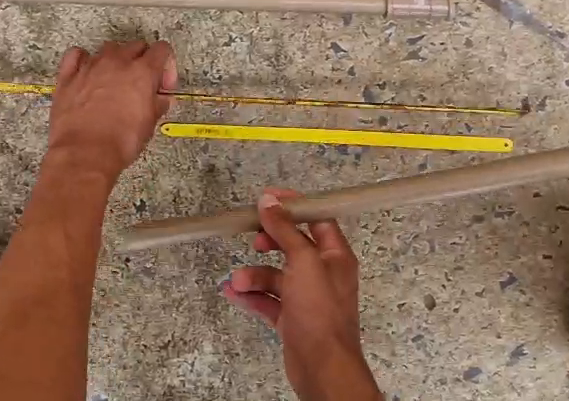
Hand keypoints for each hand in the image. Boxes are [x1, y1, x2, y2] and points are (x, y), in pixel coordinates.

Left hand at [44, 39, 176, 180]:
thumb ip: (157, 104)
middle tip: (142, 85)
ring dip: (116, 61)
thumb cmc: (117, 143)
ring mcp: (91, 66)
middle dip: (143, 61)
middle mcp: (116, 62)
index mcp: (141, 72)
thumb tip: (161, 100)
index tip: (163, 84)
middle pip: (136, 46)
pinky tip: (87, 72)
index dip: (167, 66)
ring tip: (115, 82)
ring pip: (109, 49)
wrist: (84, 154)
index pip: (161, 50)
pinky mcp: (69, 76)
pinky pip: (76, 55)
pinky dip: (83, 59)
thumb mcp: (149, 125)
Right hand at [221, 189, 380, 400]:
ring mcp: (307, 298)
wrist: (322, 369)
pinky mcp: (293, 319)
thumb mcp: (302, 261)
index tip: (268, 198)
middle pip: (293, 245)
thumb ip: (285, 229)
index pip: (316, 219)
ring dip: (254, 275)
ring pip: (276, 275)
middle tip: (254, 237)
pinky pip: (268, 300)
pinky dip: (251, 296)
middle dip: (269, 241)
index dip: (293, 206)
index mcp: (335, 256)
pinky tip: (234, 293)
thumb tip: (269, 201)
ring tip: (238, 280)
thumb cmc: (320, 312)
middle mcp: (322, 274)